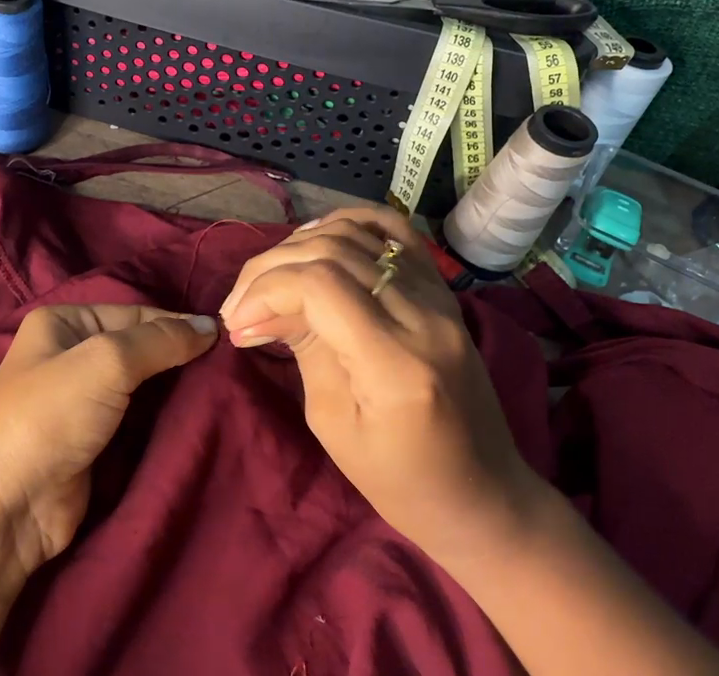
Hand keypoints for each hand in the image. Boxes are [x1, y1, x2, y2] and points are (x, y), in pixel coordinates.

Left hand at [0, 303, 218, 574]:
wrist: (6, 507)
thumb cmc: (48, 418)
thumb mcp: (106, 363)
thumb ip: (159, 341)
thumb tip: (210, 326)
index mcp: (61, 322)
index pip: (133, 314)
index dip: (177, 325)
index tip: (225, 342)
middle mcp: (68, 355)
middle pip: (138, 349)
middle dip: (178, 359)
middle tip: (230, 370)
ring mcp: (79, 402)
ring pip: (141, 387)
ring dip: (175, 393)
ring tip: (224, 394)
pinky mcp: (91, 443)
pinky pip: (136, 422)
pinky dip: (164, 422)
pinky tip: (198, 421)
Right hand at [219, 206, 546, 557]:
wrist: (482, 495)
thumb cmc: (399, 481)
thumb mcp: (332, 424)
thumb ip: (302, 348)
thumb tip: (254, 310)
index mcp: (395, 363)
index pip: (319, 285)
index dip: (265, 289)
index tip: (236, 322)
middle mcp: (424, 317)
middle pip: (332, 252)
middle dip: (271, 269)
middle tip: (241, 306)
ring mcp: (440, 298)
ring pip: (357, 234)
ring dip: (299, 247)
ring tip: (271, 280)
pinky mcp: (444, 292)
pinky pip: (394, 232)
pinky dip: (348, 223)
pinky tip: (316, 241)